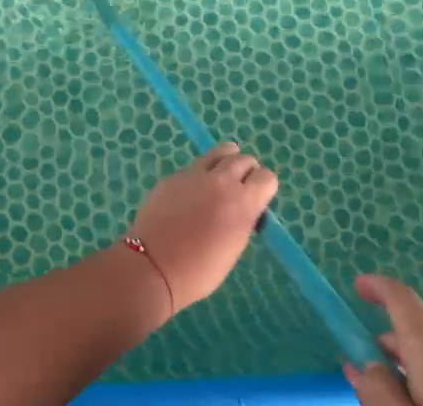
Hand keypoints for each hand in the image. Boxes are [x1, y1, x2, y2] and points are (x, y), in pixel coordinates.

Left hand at [125, 142, 278, 308]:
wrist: (154, 265)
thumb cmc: (200, 270)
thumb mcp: (234, 247)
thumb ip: (243, 220)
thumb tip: (244, 208)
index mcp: (243, 203)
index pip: (267, 177)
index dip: (264, 188)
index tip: (257, 200)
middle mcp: (222, 181)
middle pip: (245, 160)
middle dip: (247, 172)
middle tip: (240, 189)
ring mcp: (195, 174)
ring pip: (221, 152)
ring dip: (227, 161)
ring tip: (221, 178)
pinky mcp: (174, 175)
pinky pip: (196, 166)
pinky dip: (201, 174)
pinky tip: (192, 193)